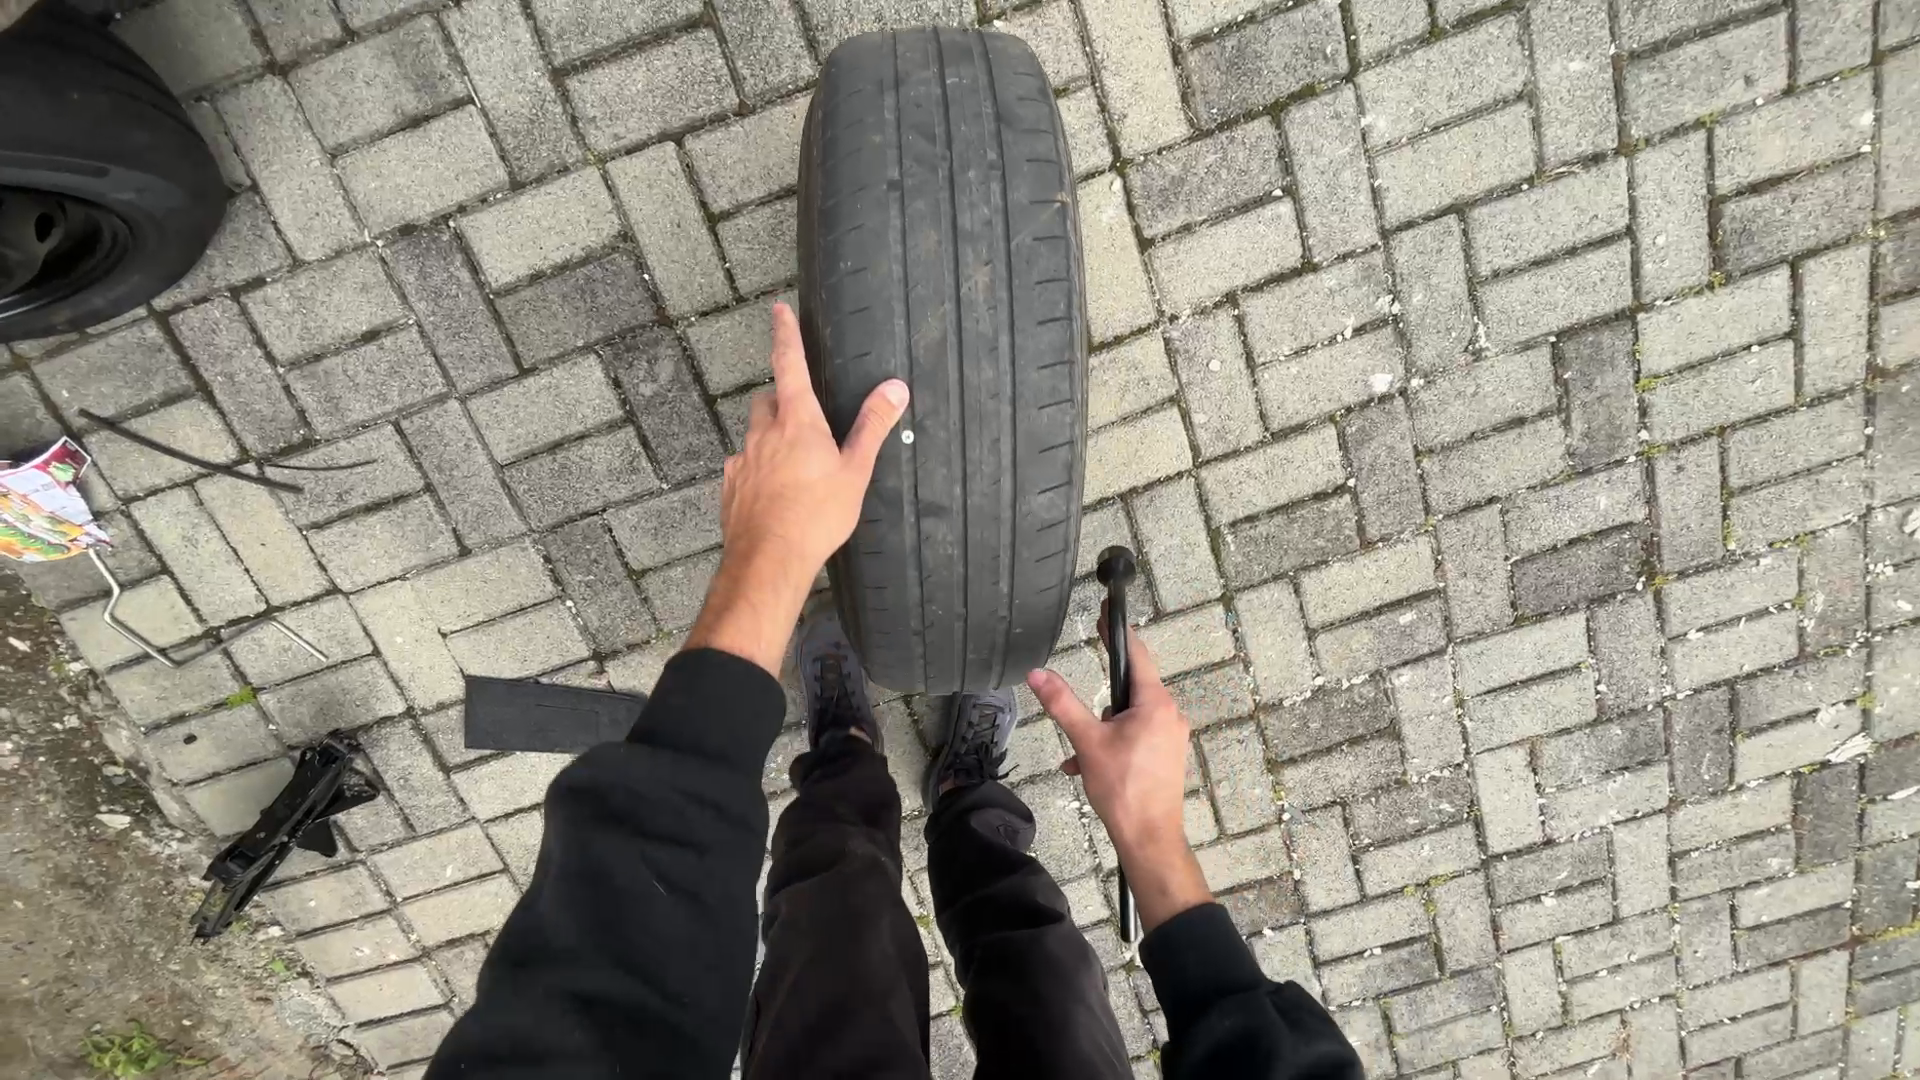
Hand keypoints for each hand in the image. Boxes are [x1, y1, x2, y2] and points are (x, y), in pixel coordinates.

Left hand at [686, 302, 909, 674]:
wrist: (769, 559)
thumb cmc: (817, 515)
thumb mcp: (855, 470)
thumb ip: (873, 426)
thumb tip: (895, 388)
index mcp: (796, 420)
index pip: (789, 363)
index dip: (786, 334)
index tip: (779, 309)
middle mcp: (763, 432)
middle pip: (768, 399)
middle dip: (782, 398)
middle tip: (804, 416)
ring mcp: (743, 459)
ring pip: (755, 433)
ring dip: (771, 435)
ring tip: (794, 462)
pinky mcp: (731, 486)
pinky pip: (745, 465)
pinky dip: (759, 467)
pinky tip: (775, 492)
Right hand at [1027, 618, 1212, 931]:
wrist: (1149, 840)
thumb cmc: (1122, 787)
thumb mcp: (1087, 741)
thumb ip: (1062, 703)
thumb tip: (1036, 674)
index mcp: (1154, 703)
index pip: (1136, 654)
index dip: (1118, 631)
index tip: (1106, 610)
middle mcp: (1169, 714)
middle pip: (1130, 688)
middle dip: (1102, 699)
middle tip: (1082, 712)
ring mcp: (1171, 736)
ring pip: (1130, 715)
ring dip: (1102, 727)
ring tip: (1079, 753)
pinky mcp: (1167, 755)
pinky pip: (1136, 735)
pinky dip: (1112, 743)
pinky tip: (1088, 766)